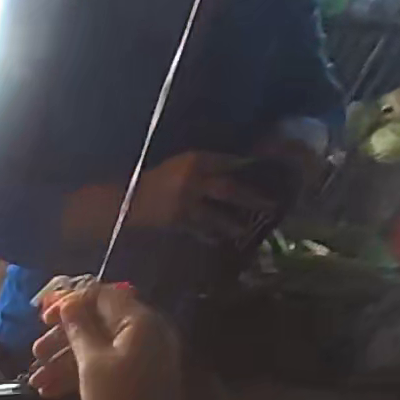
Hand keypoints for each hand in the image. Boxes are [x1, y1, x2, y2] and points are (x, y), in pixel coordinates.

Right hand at [28, 284, 185, 399]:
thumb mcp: (93, 364)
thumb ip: (79, 329)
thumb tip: (68, 303)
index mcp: (137, 320)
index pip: (99, 296)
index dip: (68, 303)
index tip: (42, 318)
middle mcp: (142, 331)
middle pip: (95, 323)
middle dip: (61, 339)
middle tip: (35, 354)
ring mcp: (140, 355)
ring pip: (96, 348)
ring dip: (63, 362)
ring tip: (36, 382)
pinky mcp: (135, 377)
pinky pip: (104, 365)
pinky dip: (78, 375)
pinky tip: (51, 392)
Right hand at [131, 151, 280, 242]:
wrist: (128, 201)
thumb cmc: (154, 180)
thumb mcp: (180, 164)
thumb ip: (203, 166)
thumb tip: (235, 168)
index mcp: (194, 161)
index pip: (227, 162)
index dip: (248, 165)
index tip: (267, 169)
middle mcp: (194, 182)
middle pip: (228, 190)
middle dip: (250, 198)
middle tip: (271, 205)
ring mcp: (186, 204)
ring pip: (216, 214)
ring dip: (233, 223)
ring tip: (246, 230)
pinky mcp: (178, 223)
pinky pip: (199, 229)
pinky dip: (210, 234)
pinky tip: (220, 238)